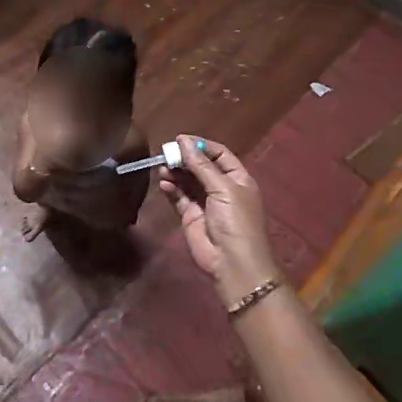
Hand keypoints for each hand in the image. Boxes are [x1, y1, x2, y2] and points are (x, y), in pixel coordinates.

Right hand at [158, 135, 280, 304]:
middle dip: (184, 158)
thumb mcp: (222, 188)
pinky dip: (170, 189)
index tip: (180, 139)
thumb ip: (201, 165)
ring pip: (187, 180)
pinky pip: (178, 197)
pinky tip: (164, 183)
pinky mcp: (190, 215)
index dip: (200, 146)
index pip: (219, 154)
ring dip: (175, 172)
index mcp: (237, 179)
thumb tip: (182, 141)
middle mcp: (221, 188)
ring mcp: (205, 202)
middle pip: (200, 166)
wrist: (232, 262)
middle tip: (166, 152)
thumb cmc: (235, 220)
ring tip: (163, 167)